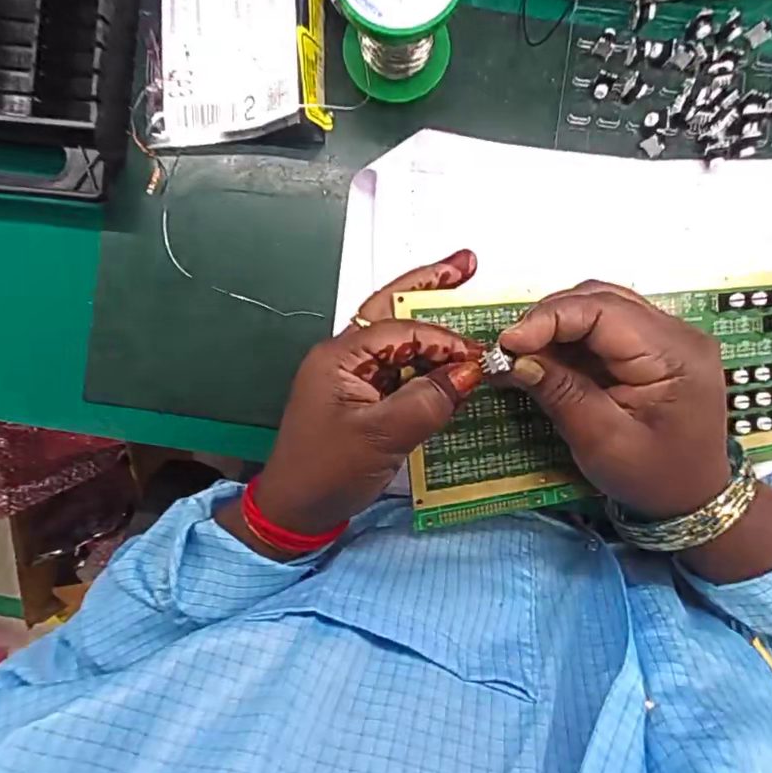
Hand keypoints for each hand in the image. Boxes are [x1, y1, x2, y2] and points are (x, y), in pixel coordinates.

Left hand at [222, 251, 484, 554]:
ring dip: (429, 321)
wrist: (295, 509)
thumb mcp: (381, 436)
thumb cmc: (323, 473)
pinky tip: (447, 359)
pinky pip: (398, 368)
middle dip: (428, 284)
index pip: (399, 330)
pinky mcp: (361, 397)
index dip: (442, 339)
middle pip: (390, 310)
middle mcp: (342, 358)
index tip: (476, 356)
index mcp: (338, 357)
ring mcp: (351, 376)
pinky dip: (425, 360)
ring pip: (395, 337)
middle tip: (466, 263)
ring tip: (462, 294)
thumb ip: (428, 400)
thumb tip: (469, 371)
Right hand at [497, 282, 732, 519]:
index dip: (548, 319)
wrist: (693, 498)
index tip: (507, 344)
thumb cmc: (654, 476)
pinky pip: (599, 326)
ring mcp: (663, 337)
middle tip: (509, 352)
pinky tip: (543, 358)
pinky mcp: (647, 347)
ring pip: (596, 306)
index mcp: (674, 355)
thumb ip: (561, 393)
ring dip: (553, 325)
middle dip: (546, 319)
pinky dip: (564, 337)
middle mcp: (675, 334)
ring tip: (522, 355)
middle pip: (598, 299)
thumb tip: (515, 360)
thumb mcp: (602, 442)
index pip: (602, 310)